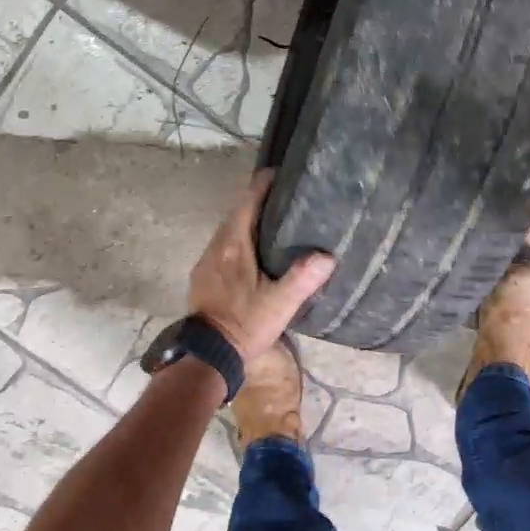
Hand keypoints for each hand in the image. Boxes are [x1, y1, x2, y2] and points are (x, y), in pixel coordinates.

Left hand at [189, 170, 335, 360]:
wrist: (208, 356)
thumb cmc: (245, 324)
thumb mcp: (280, 303)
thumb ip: (303, 278)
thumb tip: (327, 256)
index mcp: (233, 246)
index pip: (246, 203)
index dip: (262, 185)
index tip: (279, 174)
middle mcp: (216, 248)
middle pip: (235, 214)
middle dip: (256, 202)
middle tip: (284, 198)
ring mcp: (206, 264)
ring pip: (227, 232)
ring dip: (246, 223)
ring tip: (273, 223)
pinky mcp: (203, 279)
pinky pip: (222, 249)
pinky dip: (238, 241)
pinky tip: (253, 253)